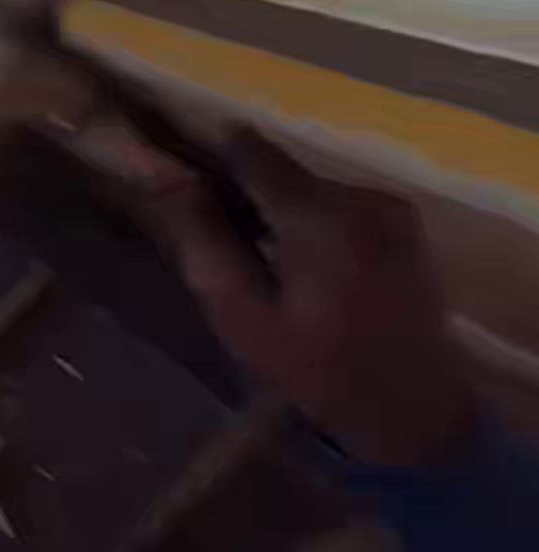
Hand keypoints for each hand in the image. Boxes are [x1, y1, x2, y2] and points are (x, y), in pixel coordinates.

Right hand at [73, 123, 475, 465]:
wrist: (415, 417)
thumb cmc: (309, 361)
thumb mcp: (231, 297)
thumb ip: (193, 224)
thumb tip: (151, 163)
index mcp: (322, 214)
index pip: (236, 144)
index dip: (186, 144)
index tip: (145, 156)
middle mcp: (362, 198)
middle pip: (259, 161)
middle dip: (215, 180)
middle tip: (183, 218)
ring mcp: (385, 209)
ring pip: (282, 177)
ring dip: (245, 197)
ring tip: (223, 239)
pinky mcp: (392, 222)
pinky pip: (311, 194)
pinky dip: (277, 209)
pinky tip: (264, 246)